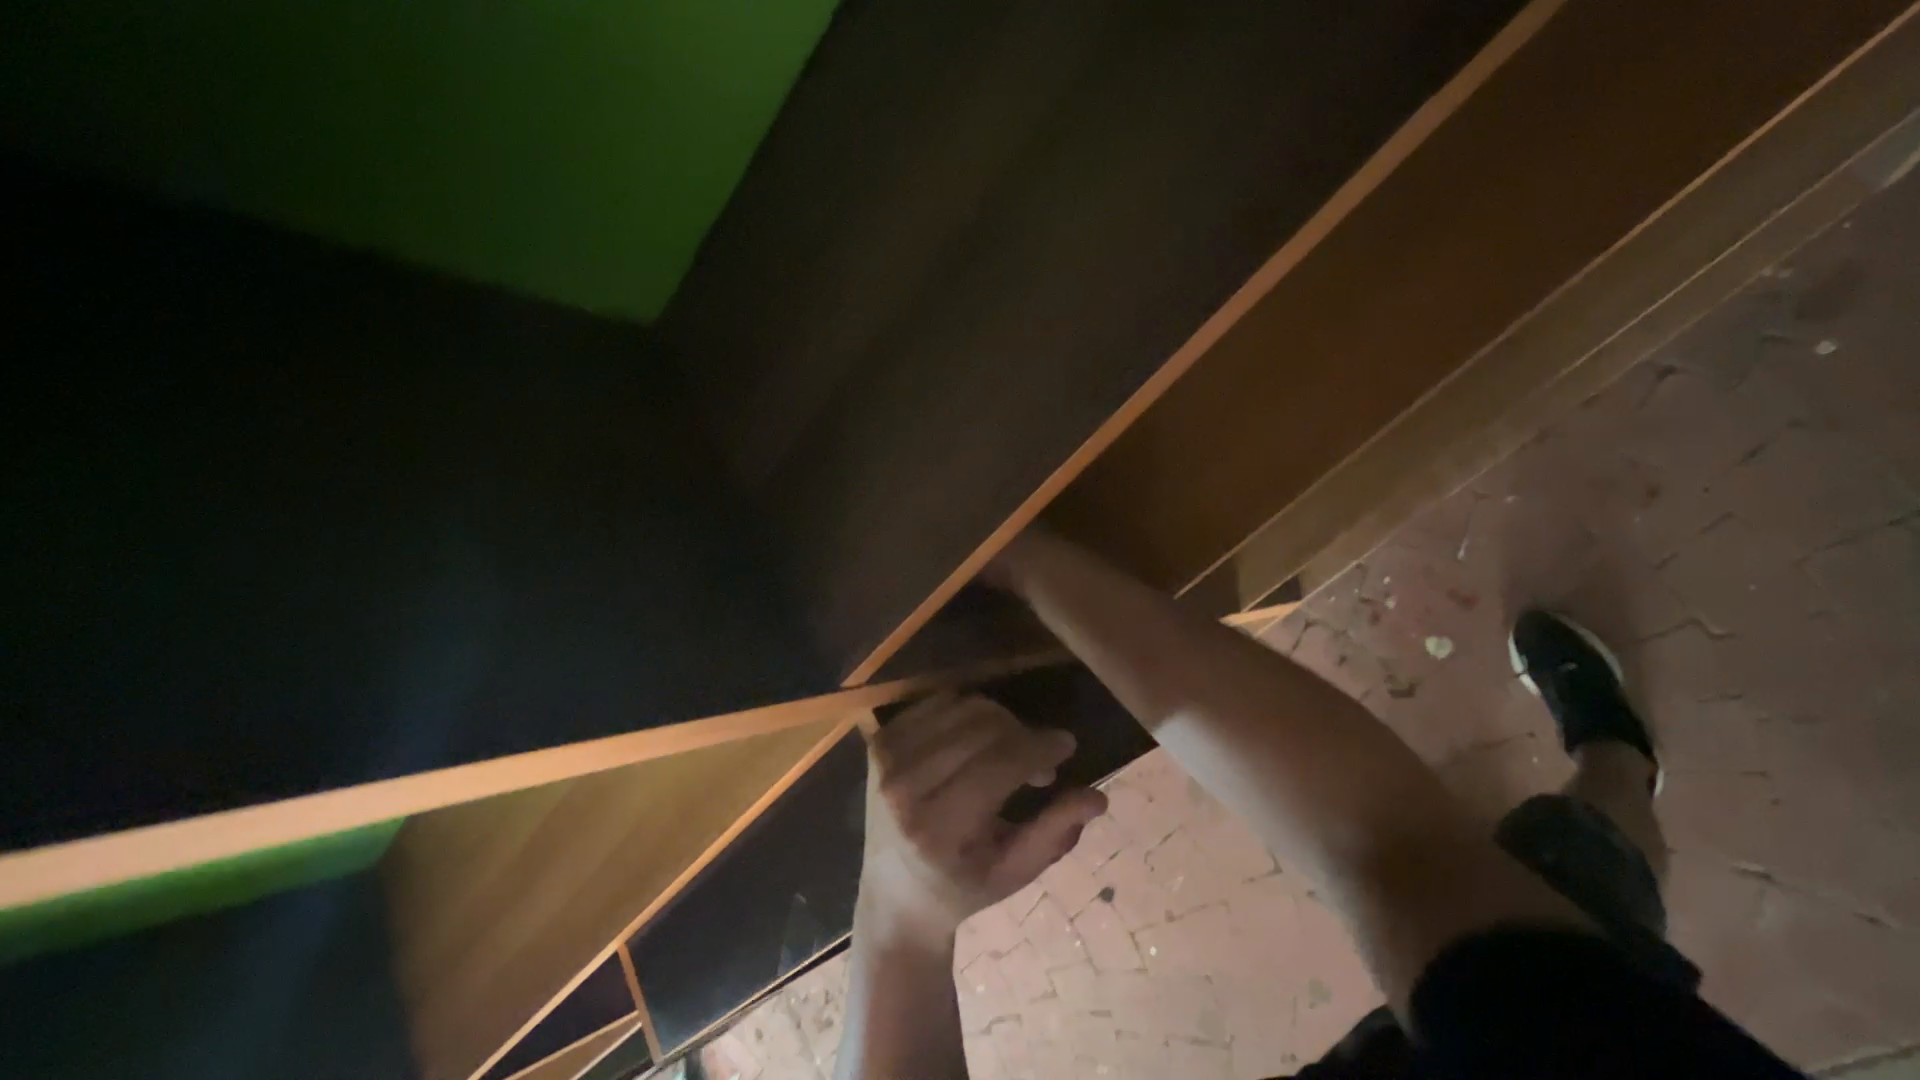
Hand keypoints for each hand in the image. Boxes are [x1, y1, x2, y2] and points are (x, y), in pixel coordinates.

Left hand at [858, 694, 1107, 944]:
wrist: (895, 894)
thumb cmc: (963, 887)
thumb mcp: (1015, 871)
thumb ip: (1055, 831)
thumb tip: (1098, 797)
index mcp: (938, 829)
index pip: (999, 764)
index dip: (1041, 746)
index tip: (1067, 745)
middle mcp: (904, 789)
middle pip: (982, 729)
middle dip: (1024, 735)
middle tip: (1042, 760)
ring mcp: (886, 763)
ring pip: (961, 708)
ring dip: (999, 721)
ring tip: (1010, 752)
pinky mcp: (879, 743)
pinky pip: (937, 704)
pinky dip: (967, 713)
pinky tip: (979, 741)